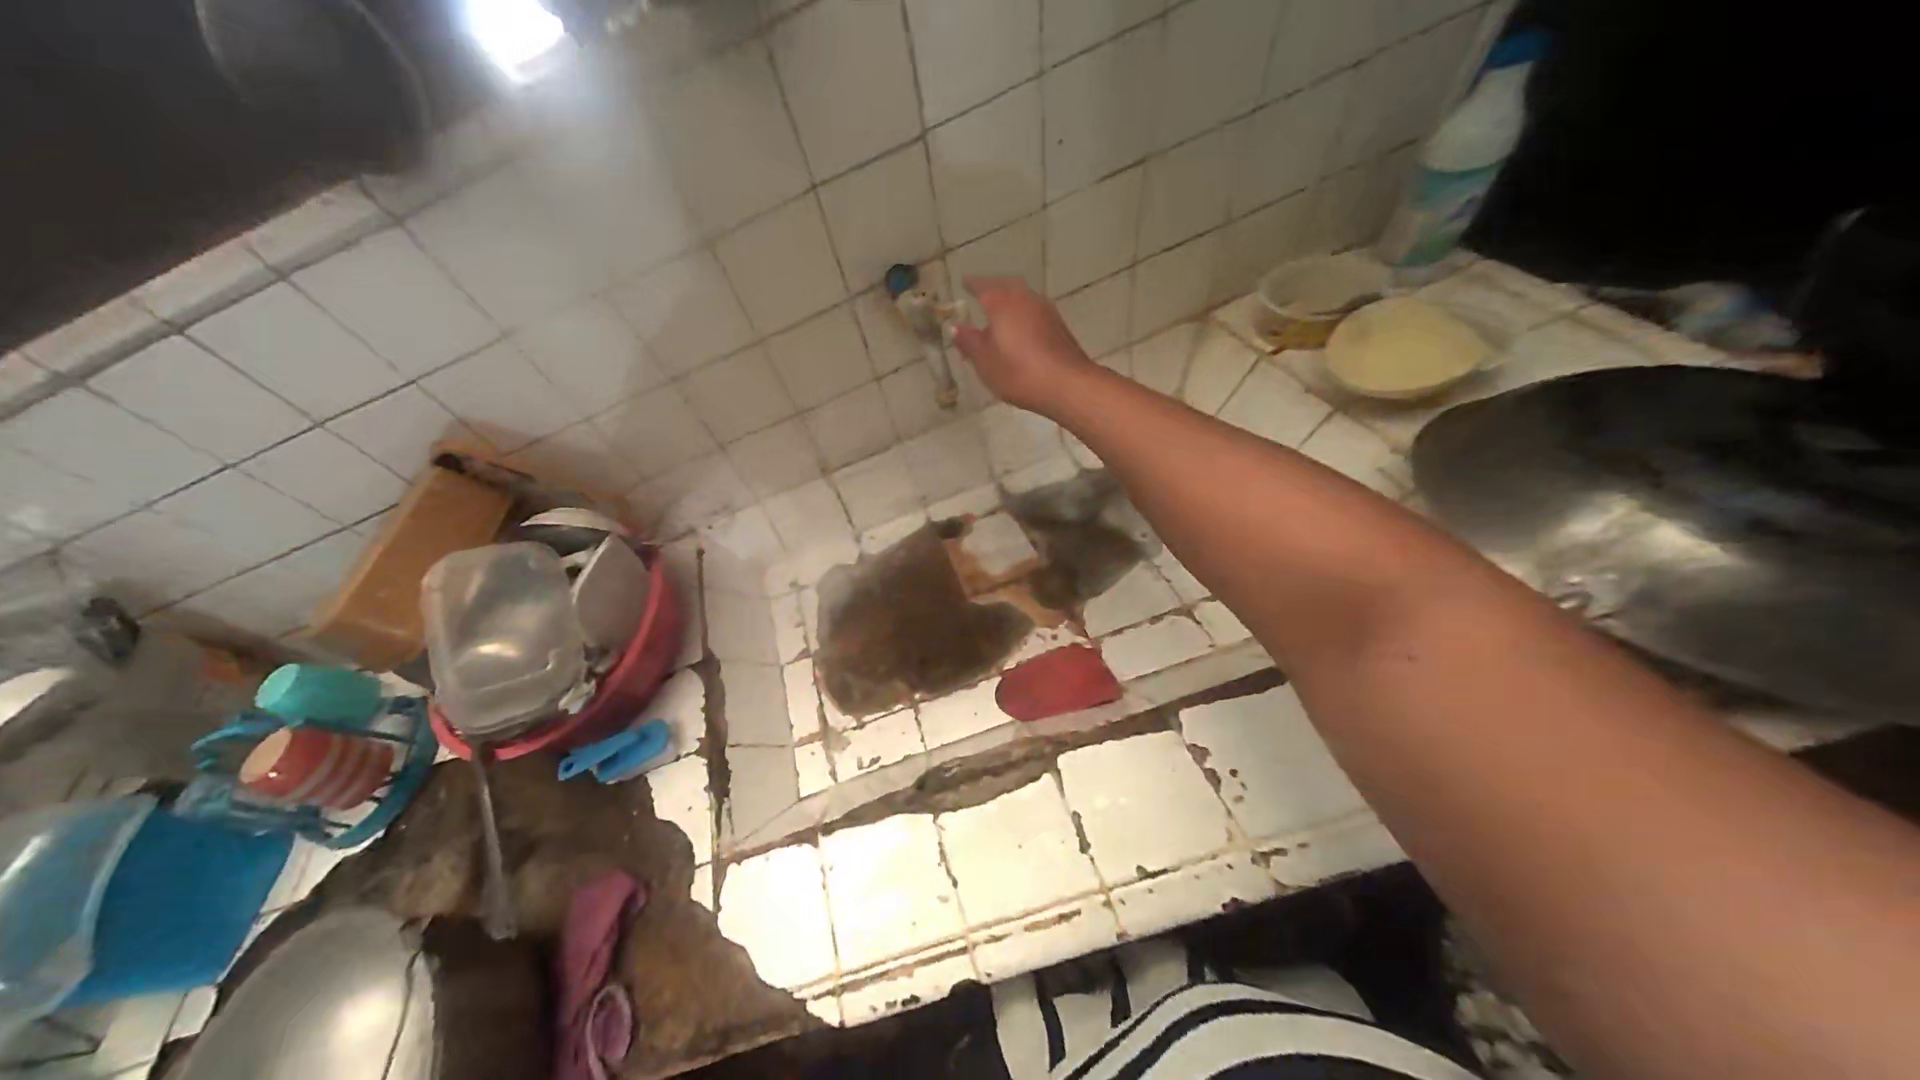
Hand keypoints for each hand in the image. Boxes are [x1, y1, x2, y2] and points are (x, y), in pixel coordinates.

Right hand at [950, 276, 1099, 414]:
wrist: (1068, 385)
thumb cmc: (1019, 372)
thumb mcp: (985, 361)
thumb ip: (969, 341)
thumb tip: (957, 326)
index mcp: (1001, 301)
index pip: (981, 285)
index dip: (971, 284)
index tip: (963, 283)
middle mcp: (1024, 297)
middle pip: (1004, 287)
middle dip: (992, 290)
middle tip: (981, 297)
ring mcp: (1045, 309)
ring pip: (1021, 299)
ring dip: (1009, 304)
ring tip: (998, 316)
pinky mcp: (1059, 325)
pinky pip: (1033, 313)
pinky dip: (1022, 316)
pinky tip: (1019, 331)